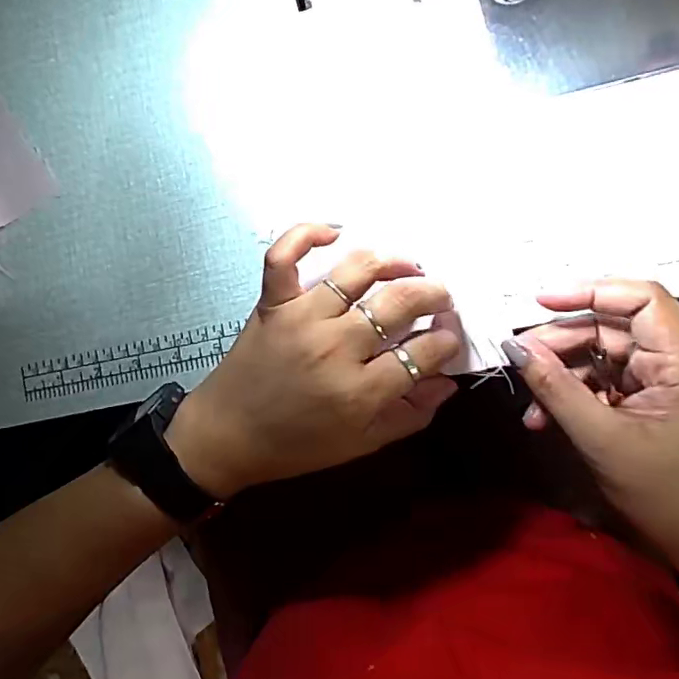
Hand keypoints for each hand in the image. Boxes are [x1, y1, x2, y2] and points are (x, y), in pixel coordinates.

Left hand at [166, 223, 461, 498]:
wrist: (227, 437)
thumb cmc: (298, 445)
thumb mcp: (362, 444)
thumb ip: (411, 415)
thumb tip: (448, 381)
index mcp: (359, 392)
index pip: (421, 353)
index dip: (447, 340)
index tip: (451, 335)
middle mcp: (334, 348)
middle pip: (398, 304)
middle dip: (433, 295)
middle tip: (441, 297)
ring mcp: (301, 319)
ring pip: (356, 272)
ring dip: (393, 262)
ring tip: (410, 267)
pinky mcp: (272, 303)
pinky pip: (284, 256)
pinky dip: (306, 235)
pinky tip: (334, 233)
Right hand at [503, 280, 678, 610]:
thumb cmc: (669, 497)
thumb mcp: (604, 441)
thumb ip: (557, 390)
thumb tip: (516, 348)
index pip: (642, 299)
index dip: (590, 291)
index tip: (541, 303)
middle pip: (618, 327)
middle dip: (566, 341)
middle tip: (522, 359)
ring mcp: (673, 383)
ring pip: (610, 356)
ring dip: (568, 374)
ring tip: (533, 402)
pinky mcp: (660, 403)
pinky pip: (614, 383)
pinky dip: (582, 395)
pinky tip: (549, 417)